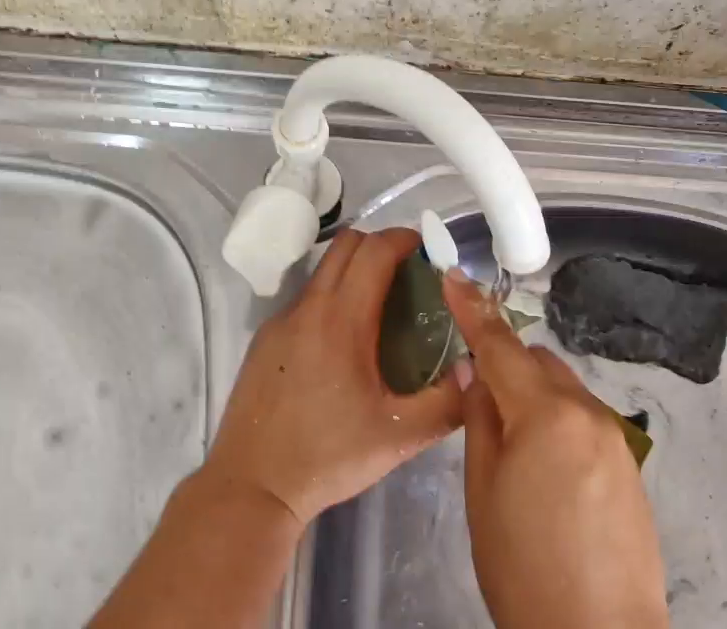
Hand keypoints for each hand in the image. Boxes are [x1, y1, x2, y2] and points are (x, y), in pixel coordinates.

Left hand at [199, 227, 464, 524]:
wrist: (251, 485)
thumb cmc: (328, 458)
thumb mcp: (400, 437)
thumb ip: (447, 403)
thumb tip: (475, 371)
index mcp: (341, 320)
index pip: (374, 251)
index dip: (404, 239)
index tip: (427, 250)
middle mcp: (307, 308)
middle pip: (345, 246)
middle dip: (380, 246)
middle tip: (409, 273)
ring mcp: (280, 322)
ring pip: (322, 273)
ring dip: (354, 272)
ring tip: (381, 307)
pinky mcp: (264, 341)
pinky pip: (305, 301)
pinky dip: (331, 299)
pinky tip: (344, 343)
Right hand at [442, 269, 668, 628]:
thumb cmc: (524, 566)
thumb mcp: (483, 491)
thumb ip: (480, 420)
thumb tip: (473, 372)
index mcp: (546, 414)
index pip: (501, 346)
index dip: (474, 310)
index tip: (455, 278)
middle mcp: (588, 412)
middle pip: (539, 363)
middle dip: (506, 363)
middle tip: (474, 389)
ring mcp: (616, 438)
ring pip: (563, 390)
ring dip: (533, 394)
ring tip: (508, 439)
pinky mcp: (630, 465)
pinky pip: (584, 420)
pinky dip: (557, 421)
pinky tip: (544, 468)